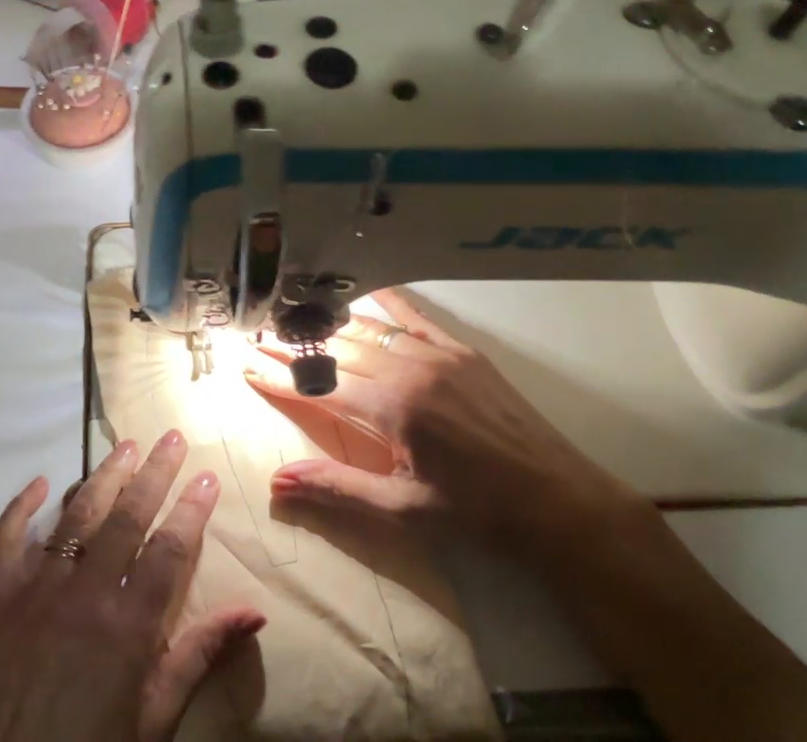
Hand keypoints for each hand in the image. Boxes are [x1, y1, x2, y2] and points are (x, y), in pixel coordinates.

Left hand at [0, 431, 265, 741]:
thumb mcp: (156, 716)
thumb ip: (198, 656)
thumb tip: (254, 612)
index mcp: (128, 624)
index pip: (169, 548)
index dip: (192, 509)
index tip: (208, 476)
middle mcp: (84, 593)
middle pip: (125, 517)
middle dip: (153, 473)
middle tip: (171, 437)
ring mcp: (37, 590)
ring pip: (74, 517)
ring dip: (103, 477)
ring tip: (125, 447)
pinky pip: (6, 540)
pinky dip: (20, 508)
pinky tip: (39, 483)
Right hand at [244, 288, 643, 554]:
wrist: (560, 502)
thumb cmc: (479, 515)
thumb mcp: (404, 509)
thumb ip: (338, 487)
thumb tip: (277, 481)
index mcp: (394, 410)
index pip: (320, 386)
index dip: (279, 377)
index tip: (246, 365)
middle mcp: (411, 370)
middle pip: (338, 350)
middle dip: (295, 345)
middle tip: (258, 335)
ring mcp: (439, 355)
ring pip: (370, 328)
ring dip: (328, 323)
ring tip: (293, 314)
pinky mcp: (463, 352)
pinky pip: (413, 317)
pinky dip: (381, 303)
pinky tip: (358, 292)